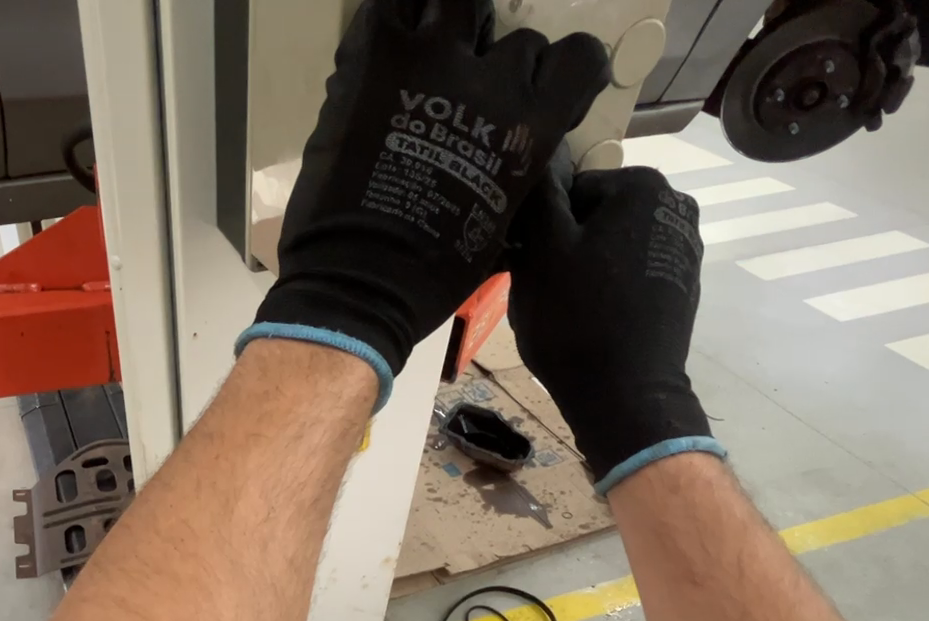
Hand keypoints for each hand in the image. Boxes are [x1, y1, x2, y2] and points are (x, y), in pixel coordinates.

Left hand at [238, 0, 608, 411]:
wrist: (352, 284)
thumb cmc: (426, 278)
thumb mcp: (495, 228)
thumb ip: (511, 171)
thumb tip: (513, 153)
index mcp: (526, 128)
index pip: (575, 56)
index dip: (563, 72)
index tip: (544, 88)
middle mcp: (486, 82)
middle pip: (514, 35)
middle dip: (500, 61)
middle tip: (471, 87)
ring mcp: (425, 62)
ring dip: (448, 16)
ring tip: (428, 48)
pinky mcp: (368, 63)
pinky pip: (386, 5)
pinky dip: (393, 15)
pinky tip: (388, 42)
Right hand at [506, 163, 724, 492]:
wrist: (624, 393)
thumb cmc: (576, 319)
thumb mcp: (541, 253)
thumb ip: (538, 198)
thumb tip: (536, 160)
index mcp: (641, 186)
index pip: (569, 189)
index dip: (540, 227)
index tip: (526, 262)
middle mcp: (674, 205)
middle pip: (593, 217)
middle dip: (563, 248)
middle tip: (540, 290)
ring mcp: (683, 247)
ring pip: (609, 247)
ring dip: (581, 270)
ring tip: (562, 310)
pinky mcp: (681, 286)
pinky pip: (628, 274)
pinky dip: (605, 290)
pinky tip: (589, 322)